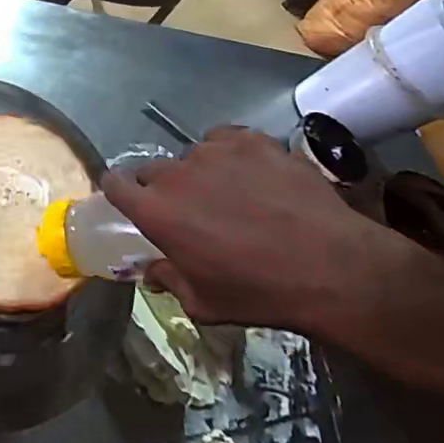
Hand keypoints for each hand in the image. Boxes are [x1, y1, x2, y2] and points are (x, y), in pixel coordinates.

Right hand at [103, 127, 411, 334]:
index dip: (118, 191)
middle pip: (152, 170)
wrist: (329, 265)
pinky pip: (226, 140)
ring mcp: (214, 151)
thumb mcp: (204, 303)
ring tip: (233, 195)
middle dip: (163, 188)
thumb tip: (152, 270)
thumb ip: (169, 280)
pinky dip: (231, 154)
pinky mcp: (250, 139)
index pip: (114, 183)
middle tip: (191, 210)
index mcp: (156, 211)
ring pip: (193, 155)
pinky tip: (254, 175)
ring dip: (201, 173)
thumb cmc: (259, 291)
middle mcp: (177, 173)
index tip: (131, 202)